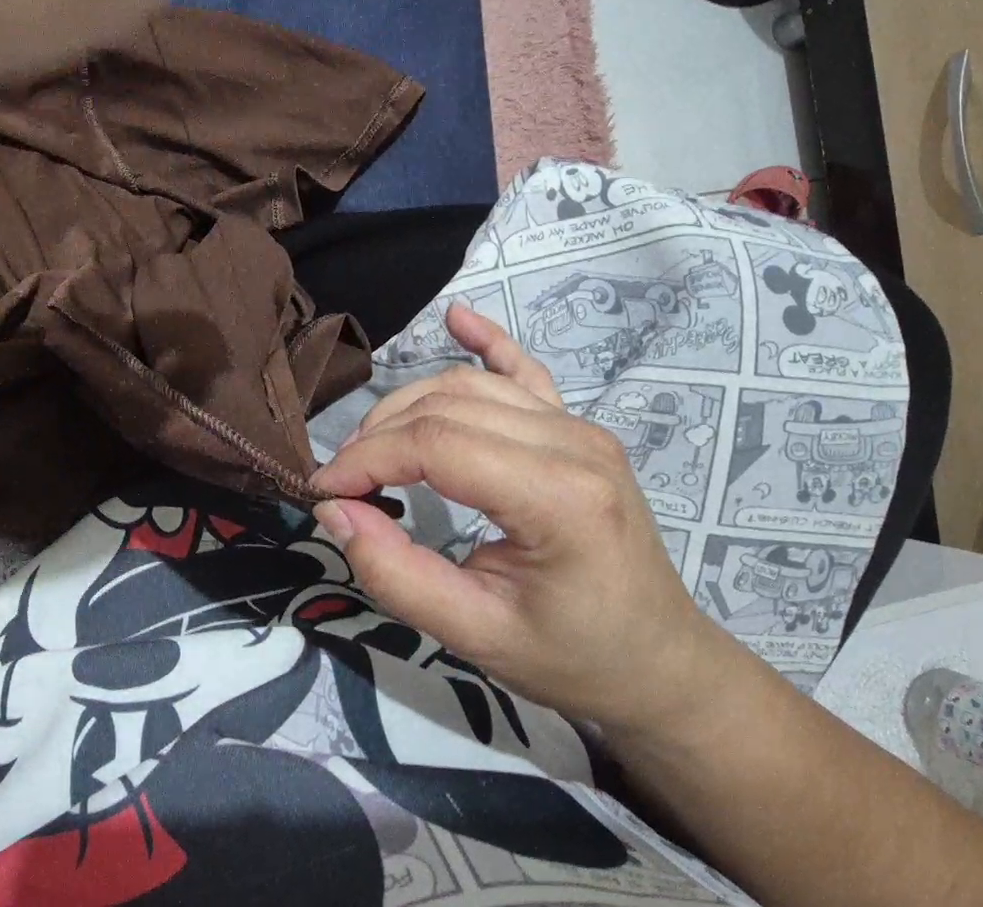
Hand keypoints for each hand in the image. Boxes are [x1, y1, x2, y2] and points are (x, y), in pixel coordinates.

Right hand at [310, 304, 738, 733]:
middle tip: (341, 485)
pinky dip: (486, 344)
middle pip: (445, 405)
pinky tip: (456, 317)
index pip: (434, 443)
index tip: (322, 492)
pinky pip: (523, 373)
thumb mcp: (475, 635)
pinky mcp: (578, 430)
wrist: (660, 665)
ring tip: (369, 455)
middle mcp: (574, 443)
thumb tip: (334, 510)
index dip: (364, 459)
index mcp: (557, 496)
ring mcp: (581, 428)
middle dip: (376, 437)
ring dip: (406, 408)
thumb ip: (396, 574)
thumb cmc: (571, 659)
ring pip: (468, 387)